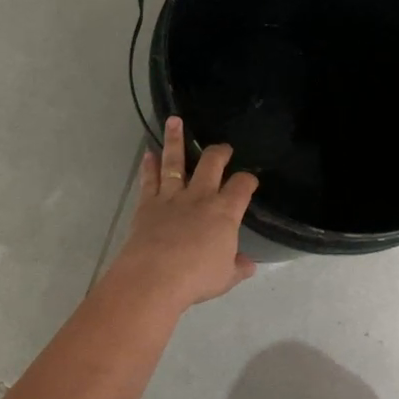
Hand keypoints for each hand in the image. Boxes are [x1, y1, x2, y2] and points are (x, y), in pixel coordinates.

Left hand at [104, 117, 258, 311]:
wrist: (154, 276)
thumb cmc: (196, 278)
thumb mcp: (225, 277)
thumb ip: (237, 267)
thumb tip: (249, 264)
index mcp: (225, 212)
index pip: (241, 187)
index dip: (248, 180)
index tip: (249, 180)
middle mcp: (200, 197)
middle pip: (211, 164)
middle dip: (219, 152)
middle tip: (223, 147)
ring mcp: (172, 197)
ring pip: (175, 162)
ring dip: (175, 140)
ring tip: (174, 121)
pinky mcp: (148, 203)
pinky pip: (149, 179)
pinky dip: (149, 166)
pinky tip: (149, 154)